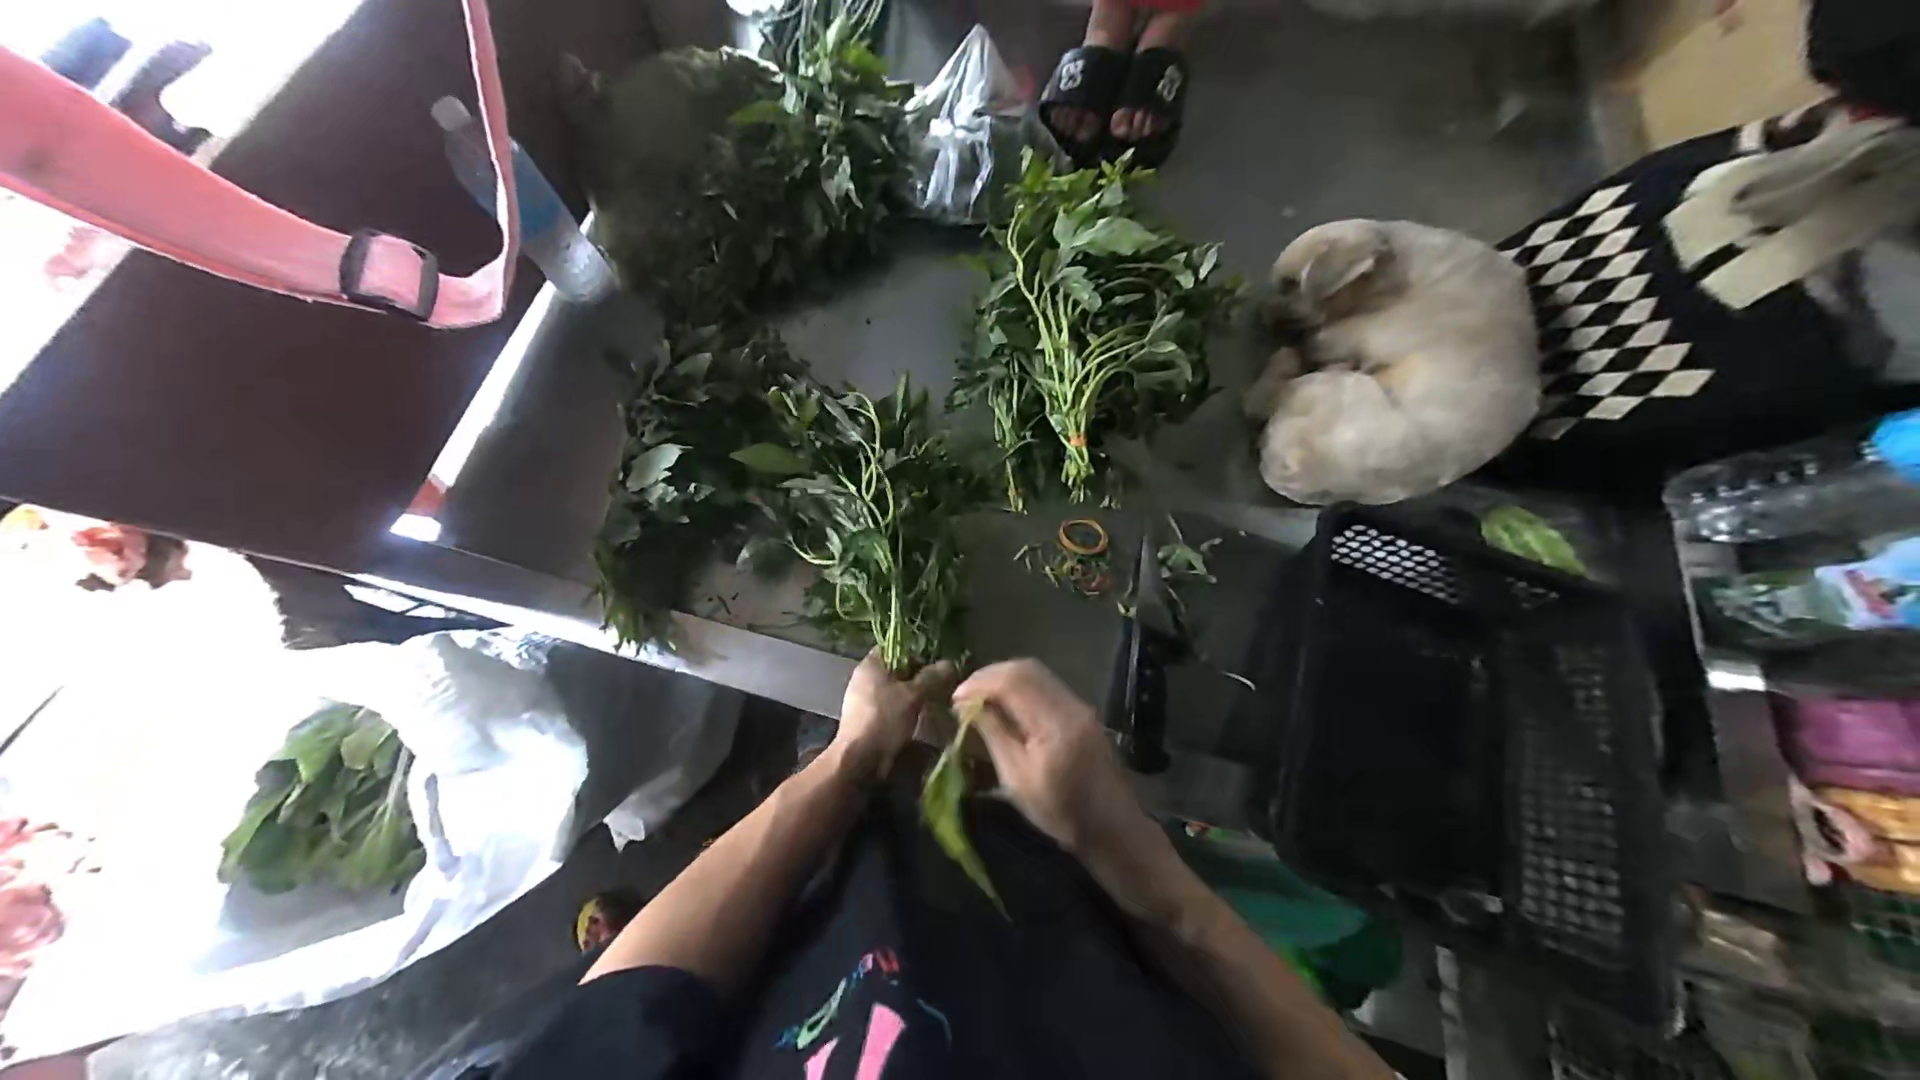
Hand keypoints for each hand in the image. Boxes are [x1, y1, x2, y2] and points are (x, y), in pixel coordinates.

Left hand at [832, 650, 956, 781]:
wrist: (859, 760)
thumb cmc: (884, 719)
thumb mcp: (913, 695)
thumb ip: (932, 677)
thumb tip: (950, 663)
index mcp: (870, 664)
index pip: (895, 647)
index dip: (916, 653)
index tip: (935, 664)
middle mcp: (863, 678)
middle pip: (896, 670)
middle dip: (918, 677)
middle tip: (940, 684)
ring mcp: (863, 700)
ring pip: (894, 690)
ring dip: (913, 695)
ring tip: (934, 702)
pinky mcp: (866, 719)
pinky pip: (890, 707)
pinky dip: (904, 710)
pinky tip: (919, 718)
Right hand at [953, 659, 1148, 857]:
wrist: (1112, 827)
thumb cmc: (1060, 813)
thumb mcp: (1016, 780)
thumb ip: (993, 735)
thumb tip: (967, 705)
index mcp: (1055, 724)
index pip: (1013, 682)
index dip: (979, 683)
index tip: (955, 698)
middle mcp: (1070, 705)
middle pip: (1025, 669)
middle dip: (989, 675)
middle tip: (964, 694)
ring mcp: (1079, 704)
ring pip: (1036, 672)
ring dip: (1003, 677)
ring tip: (979, 696)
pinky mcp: (1081, 710)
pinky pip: (1045, 683)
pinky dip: (1019, 685)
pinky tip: (1004, 702)